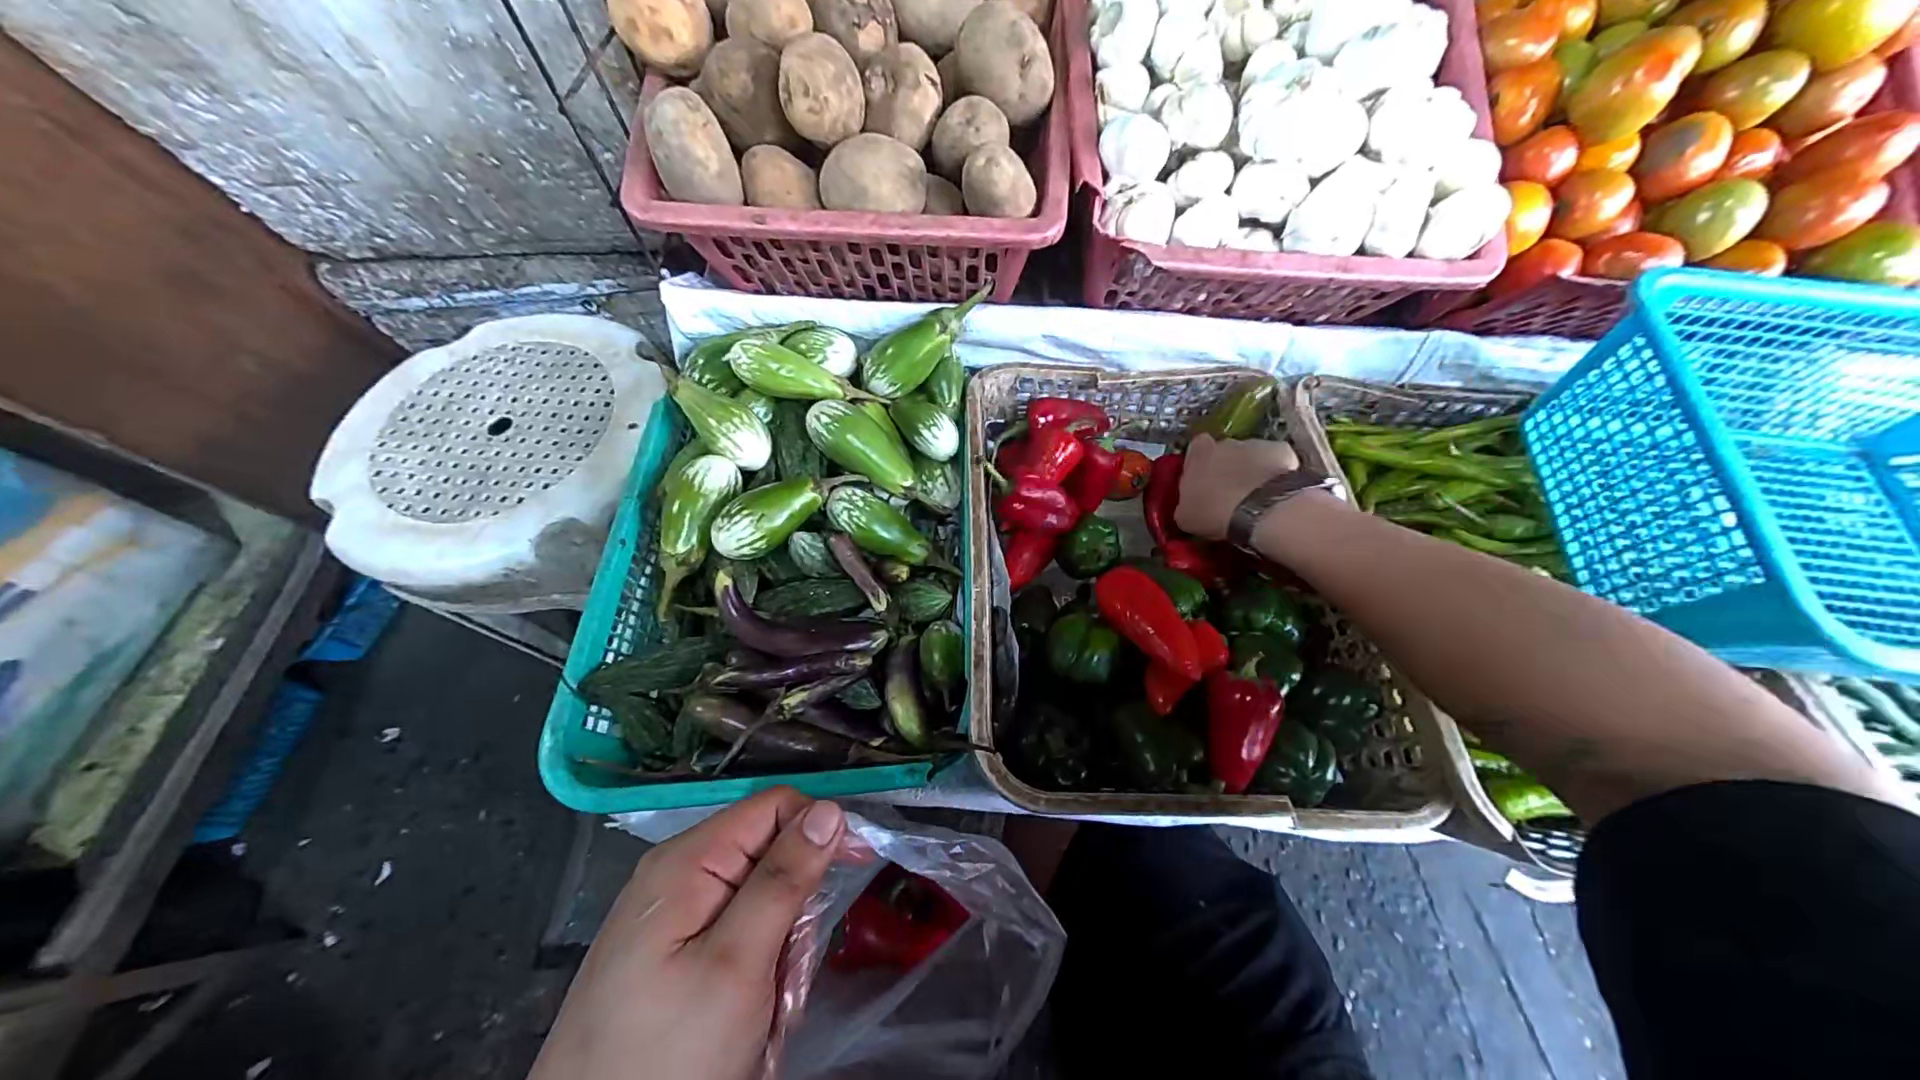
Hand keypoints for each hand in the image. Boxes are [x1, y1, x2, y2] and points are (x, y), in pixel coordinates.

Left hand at [530, 788, 844, 1079]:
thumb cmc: (665, 1055)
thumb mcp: (737, 964)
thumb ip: (783, 880)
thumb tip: (829, 809)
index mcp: (688, 860)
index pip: (775, 806)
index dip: (819, 829)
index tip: (855, 867)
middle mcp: (679, 874)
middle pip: (771, 855)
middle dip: (796, 909)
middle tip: (789, 969)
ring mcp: (675, 916)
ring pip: (763, 902)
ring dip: (781, 949)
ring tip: (767, 1005)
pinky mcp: (676, 953)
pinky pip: (741, 937)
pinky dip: (760, 969)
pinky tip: (751, 1013)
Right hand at [1173, 434, 1300, 540]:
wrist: (1261, 511)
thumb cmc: (1215, 512)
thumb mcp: (1185, 516)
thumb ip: (1184, 501)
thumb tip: (1187, 504)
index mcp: (1198, 453)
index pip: (1195, 449)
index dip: (1199, 464)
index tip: (1203, 481)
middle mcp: (1226, 442)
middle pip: (1225, 451)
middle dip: (1227, 467)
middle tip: (1229, 494)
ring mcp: (1257, 444)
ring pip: (1252, 456)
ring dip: (1252, 471)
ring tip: (1255, 498)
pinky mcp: (1283, 451)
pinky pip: (1276, 461)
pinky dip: (1276, 474)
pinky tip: (1275, 494)